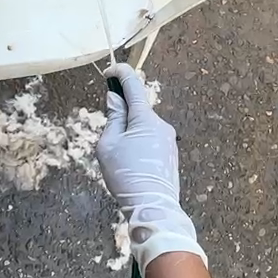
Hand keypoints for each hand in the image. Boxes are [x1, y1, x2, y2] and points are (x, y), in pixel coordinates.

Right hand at [98, 63, 204, 269]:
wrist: (153, 207)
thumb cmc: (126, 175)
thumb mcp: (109, 144)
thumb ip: (113, 117)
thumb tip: (115, 99)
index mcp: (145, 118)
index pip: (134, 85)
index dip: (120, 73)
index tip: (109, 71)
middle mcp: (161, 124)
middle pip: (138, 108)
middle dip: (122, 112)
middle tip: (107, 131)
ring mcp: (169, 139)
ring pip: (144, 125)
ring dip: (129, 131)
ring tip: (118, 157)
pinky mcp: (170, 153)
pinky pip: (151, 139)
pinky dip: (138, 142)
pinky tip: (130, 164)